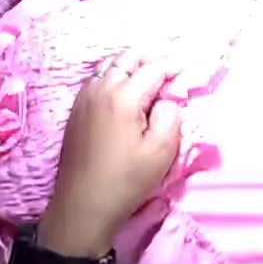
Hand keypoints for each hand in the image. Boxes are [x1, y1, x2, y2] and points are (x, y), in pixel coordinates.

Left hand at [39, 49, 181, 256]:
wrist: (83, 206)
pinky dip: (115, 76)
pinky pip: (97, 80)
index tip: (186, 75)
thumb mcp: (163, 150)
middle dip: (151, 57)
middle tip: (169, 68)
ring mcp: (84, 98)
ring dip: (131, 65)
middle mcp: (101, 88)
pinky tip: (125, 91)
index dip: (173, 68)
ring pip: (110, 66)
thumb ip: (171, 114)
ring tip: (149, 76)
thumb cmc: (127, 179)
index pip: (154, 68)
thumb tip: (167, 98)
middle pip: (127, 57)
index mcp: (124, 96)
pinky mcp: (76, 110)